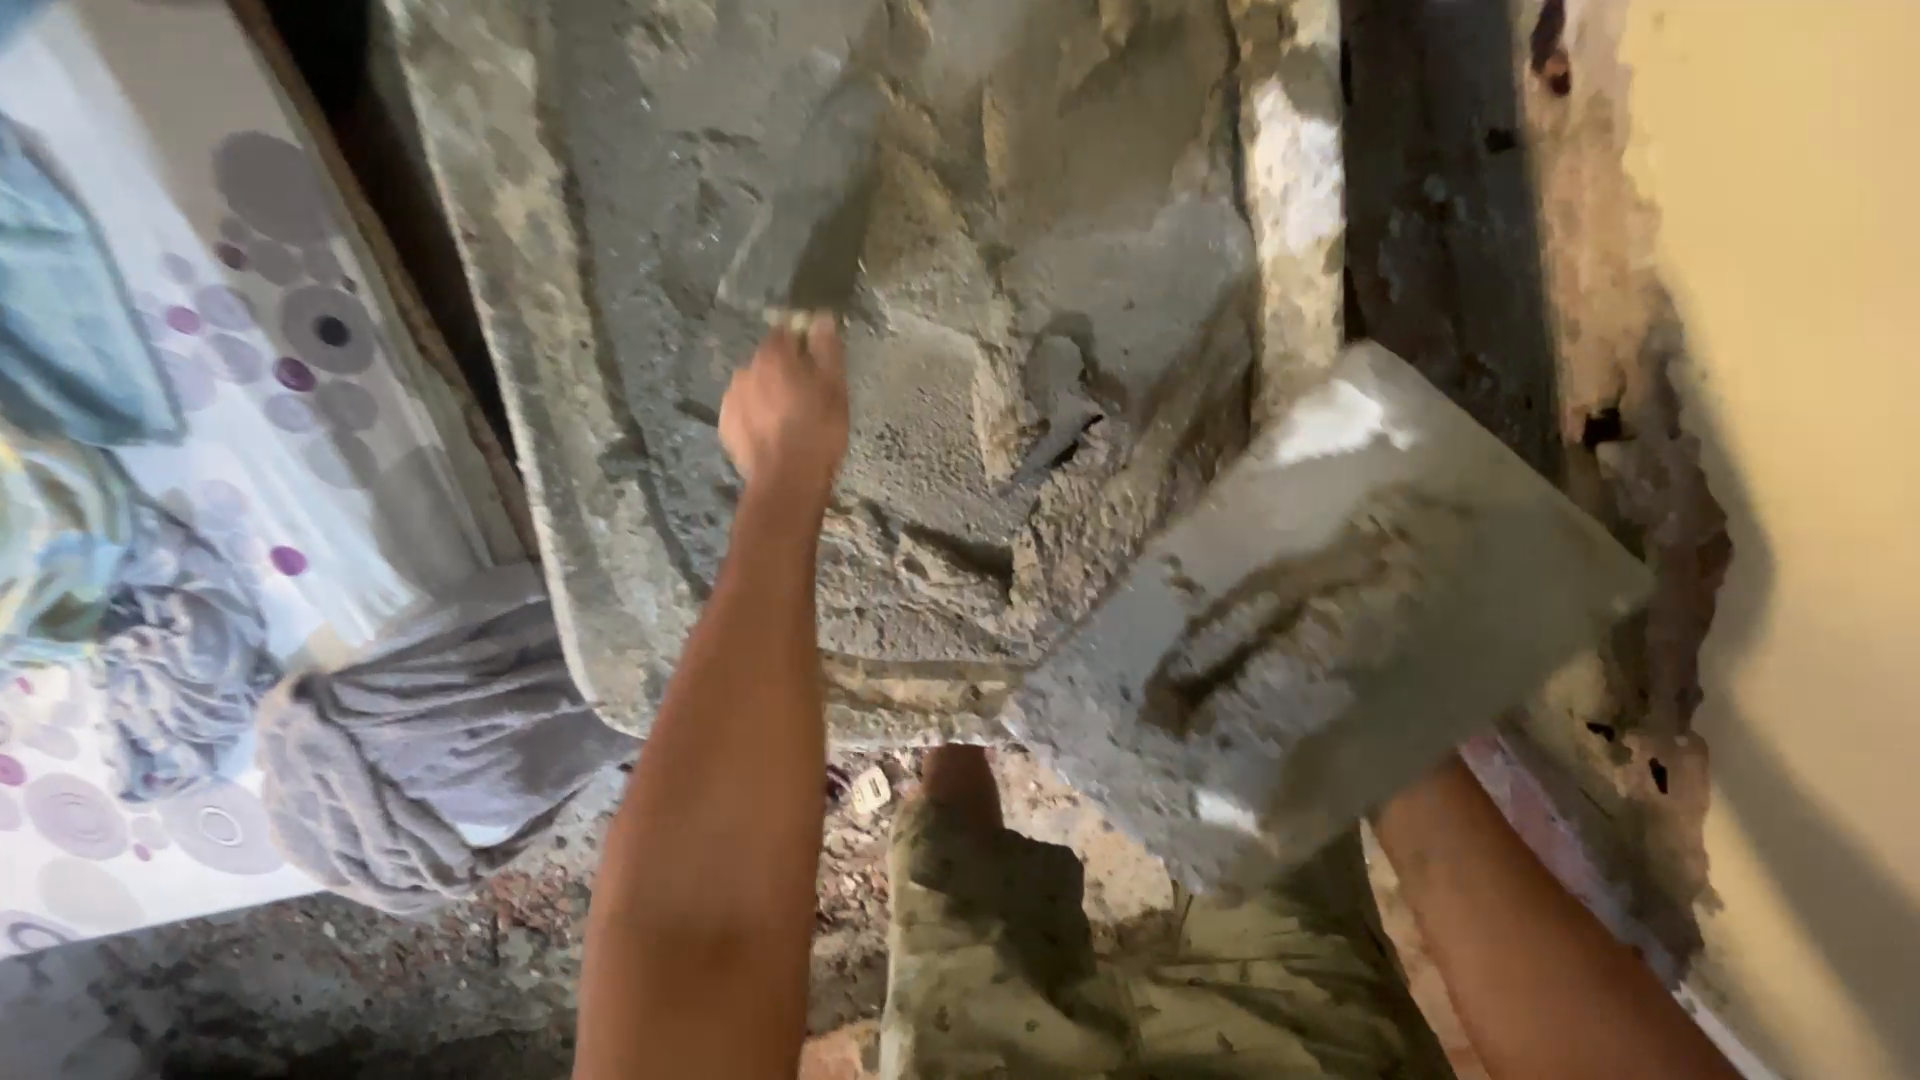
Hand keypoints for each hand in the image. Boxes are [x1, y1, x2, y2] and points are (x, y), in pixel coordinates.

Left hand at [719, 313, 849, 503]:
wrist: (787, 480)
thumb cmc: (819, 431)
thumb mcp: (835, 387)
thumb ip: (826, 348)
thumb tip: (821, 317)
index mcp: (773, 356)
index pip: (785, 332)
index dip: (801, 343)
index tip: (816, 362)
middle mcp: (745, 370)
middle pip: (767, 361)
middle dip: (784, 371)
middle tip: (806, 396)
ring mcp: (731, 398)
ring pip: (753, 386)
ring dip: (767, 394)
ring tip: (788, 419)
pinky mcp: (725, 425)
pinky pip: (744, 411)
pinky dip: (755, 416)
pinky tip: (771, 434)